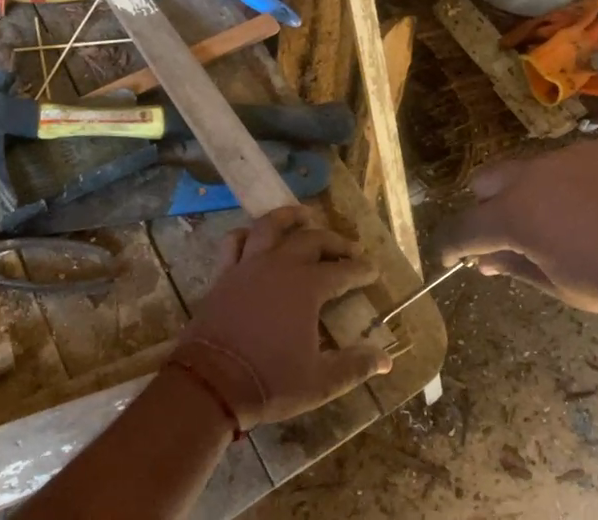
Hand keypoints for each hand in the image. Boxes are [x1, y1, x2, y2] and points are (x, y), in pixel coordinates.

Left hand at [171, 207, 393, 430]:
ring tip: (304, 215)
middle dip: (334, 241)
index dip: (360, 270)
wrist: (212, 382)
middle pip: (311, 241)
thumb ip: (354, 367)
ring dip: (289, 218)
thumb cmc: (270, 381)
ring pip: (270, 227)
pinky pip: (234, 242)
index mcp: (306, 288)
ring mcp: (248, 266)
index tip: (373, 270)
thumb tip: (386, 360)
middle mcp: (279, 266)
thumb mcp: (320, 382)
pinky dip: (247, 233)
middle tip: (349, 247)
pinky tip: (254, 235)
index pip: (341, 271)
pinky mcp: (224, 274)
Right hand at [433, 139, 597, 332]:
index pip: (463, 227)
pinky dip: (566, 184)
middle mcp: (532, 174)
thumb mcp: (565, 288)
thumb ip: (516, 267)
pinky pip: (568, 162)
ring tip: (560, 225)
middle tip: (507, 239)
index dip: (450, 245)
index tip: (449, 257)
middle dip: (486, 209)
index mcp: (516, 214)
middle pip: (487, 183)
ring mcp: (569, 154)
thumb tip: (484, 260)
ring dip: (527, 195)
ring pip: (528, 169)